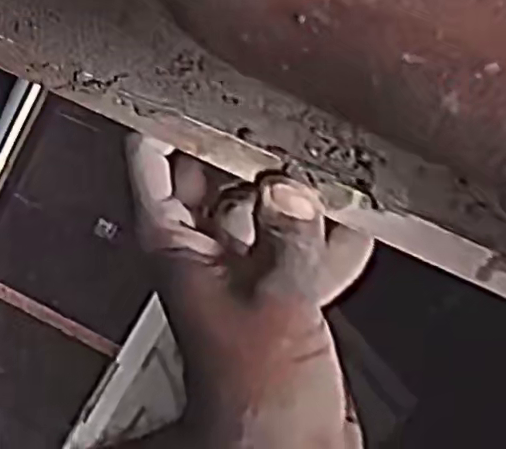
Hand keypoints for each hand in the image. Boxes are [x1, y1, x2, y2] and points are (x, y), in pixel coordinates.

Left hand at [115, 136, 371, 448]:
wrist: (284, 443)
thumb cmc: (256, 386)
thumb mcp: (278, 304)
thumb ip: (288, 242)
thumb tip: (292, 188)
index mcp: (167, 234)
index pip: (149, 156)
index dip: (165, 121)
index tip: (189, 92)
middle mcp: (192, 239)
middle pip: (206, 174)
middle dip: (239, 152)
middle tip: (275, 124)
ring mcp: (231, 260)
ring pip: (252, 206)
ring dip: (287, 192)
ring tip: (321, 163)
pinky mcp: (269, 283)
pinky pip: (290, 243)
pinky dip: (319, 233)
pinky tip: (357, 216)